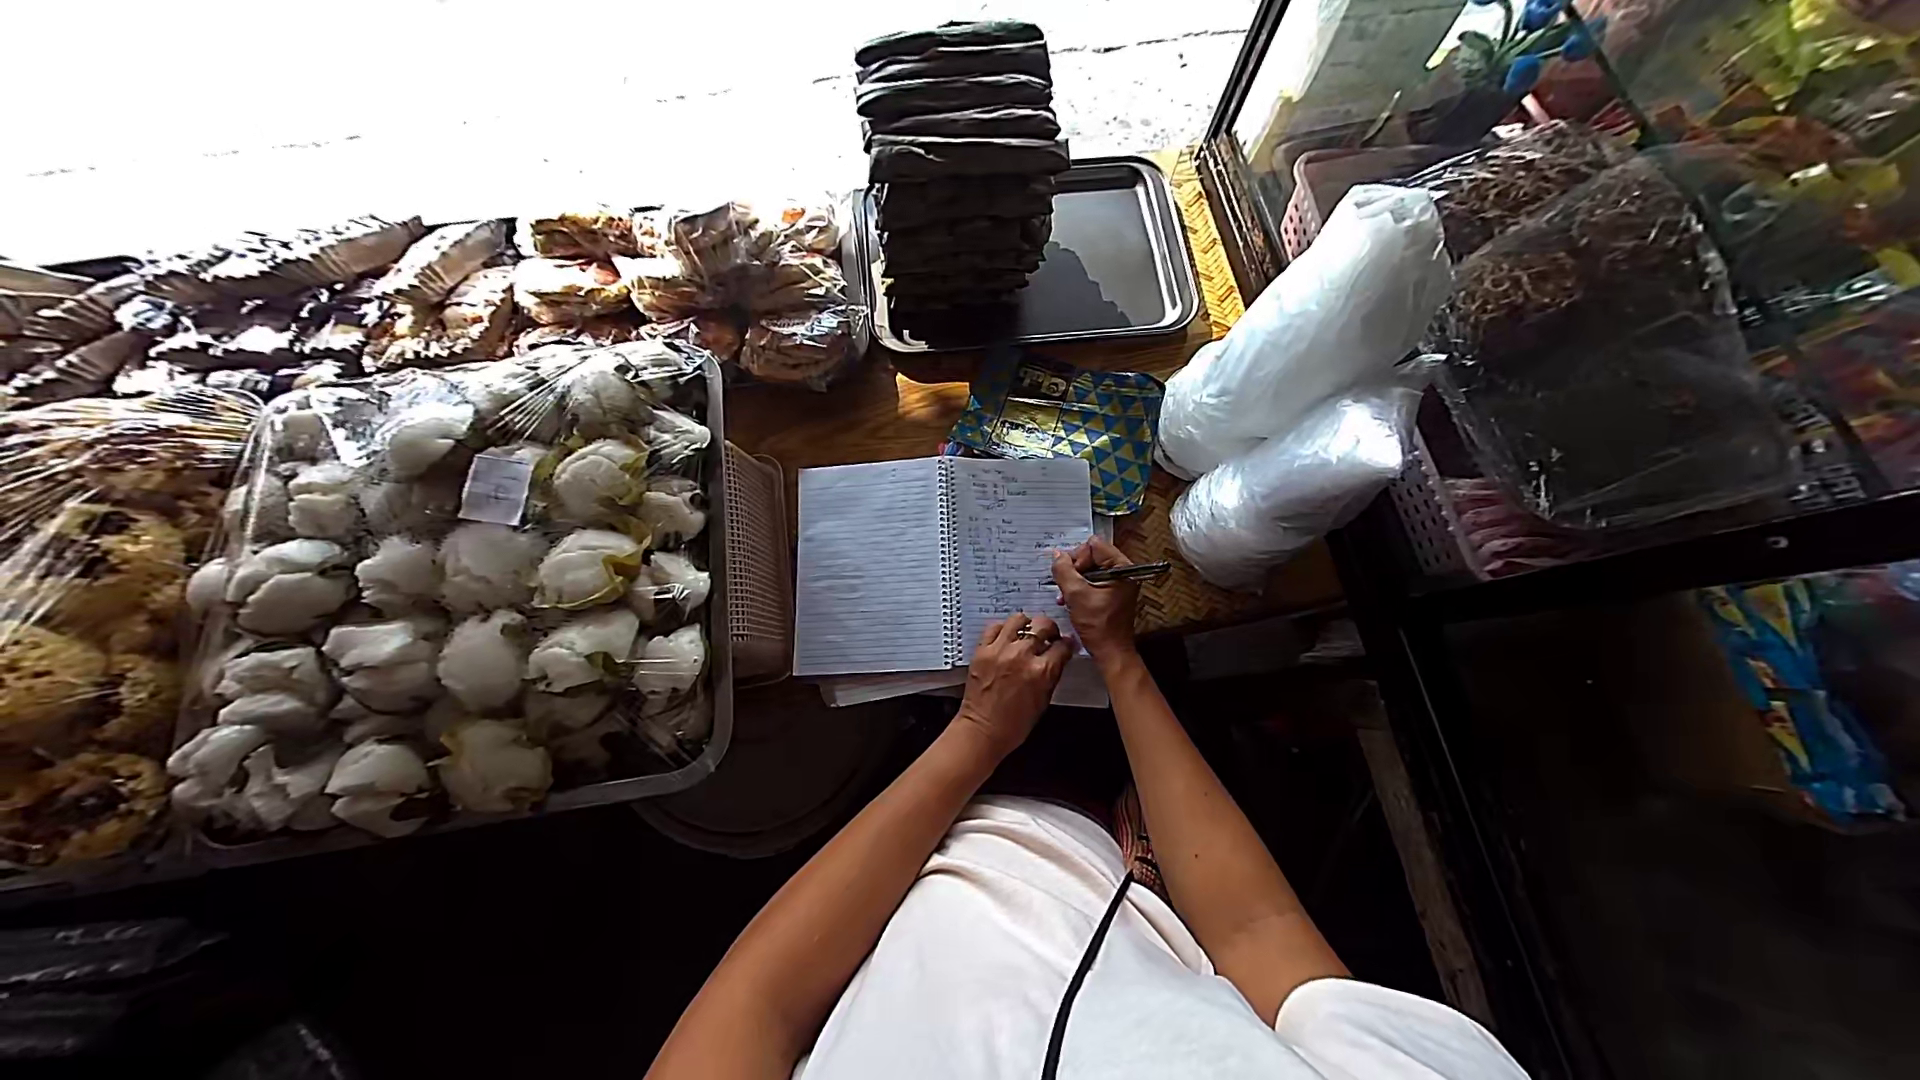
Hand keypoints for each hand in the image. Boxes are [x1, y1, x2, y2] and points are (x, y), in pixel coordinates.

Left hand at [954, 612, 1070, 760]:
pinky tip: (1007, 636)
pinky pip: (994, 627)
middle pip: (1043, 625)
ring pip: (1019, 619)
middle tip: (1049, 635)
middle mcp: (1021, 656)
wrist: (983, 730)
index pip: (1062, 645)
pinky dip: (1003, 628)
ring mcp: (1000, 650)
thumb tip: (1060, 656)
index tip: (1066, 644)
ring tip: (1027, 632)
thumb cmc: (1014, 723)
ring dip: (1027, 624)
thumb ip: (1053, 674)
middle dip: (1050, 629)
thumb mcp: (1044, 700)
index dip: (1067, 644)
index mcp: (1041, 671)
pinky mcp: (982, 650)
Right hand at [1051, 537, 1138, 662]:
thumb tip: (1057, 555)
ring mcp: (1118, 582)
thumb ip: (1064, 571)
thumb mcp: (1076, 595)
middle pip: (1092, 555)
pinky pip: (1092, 580)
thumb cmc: (1098, 625)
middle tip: (1065, 586)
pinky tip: (1069, 599)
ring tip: (1064, 595)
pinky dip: (1079, 587)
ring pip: (1090, 568)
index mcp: (1122, 568)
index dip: (1077, 558)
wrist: (1110, 652)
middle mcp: (1123, 571)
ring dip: (1074, 579)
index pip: (1094, 546)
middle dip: (1074, 569)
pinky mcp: (1112, 592)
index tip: (1069, 576)